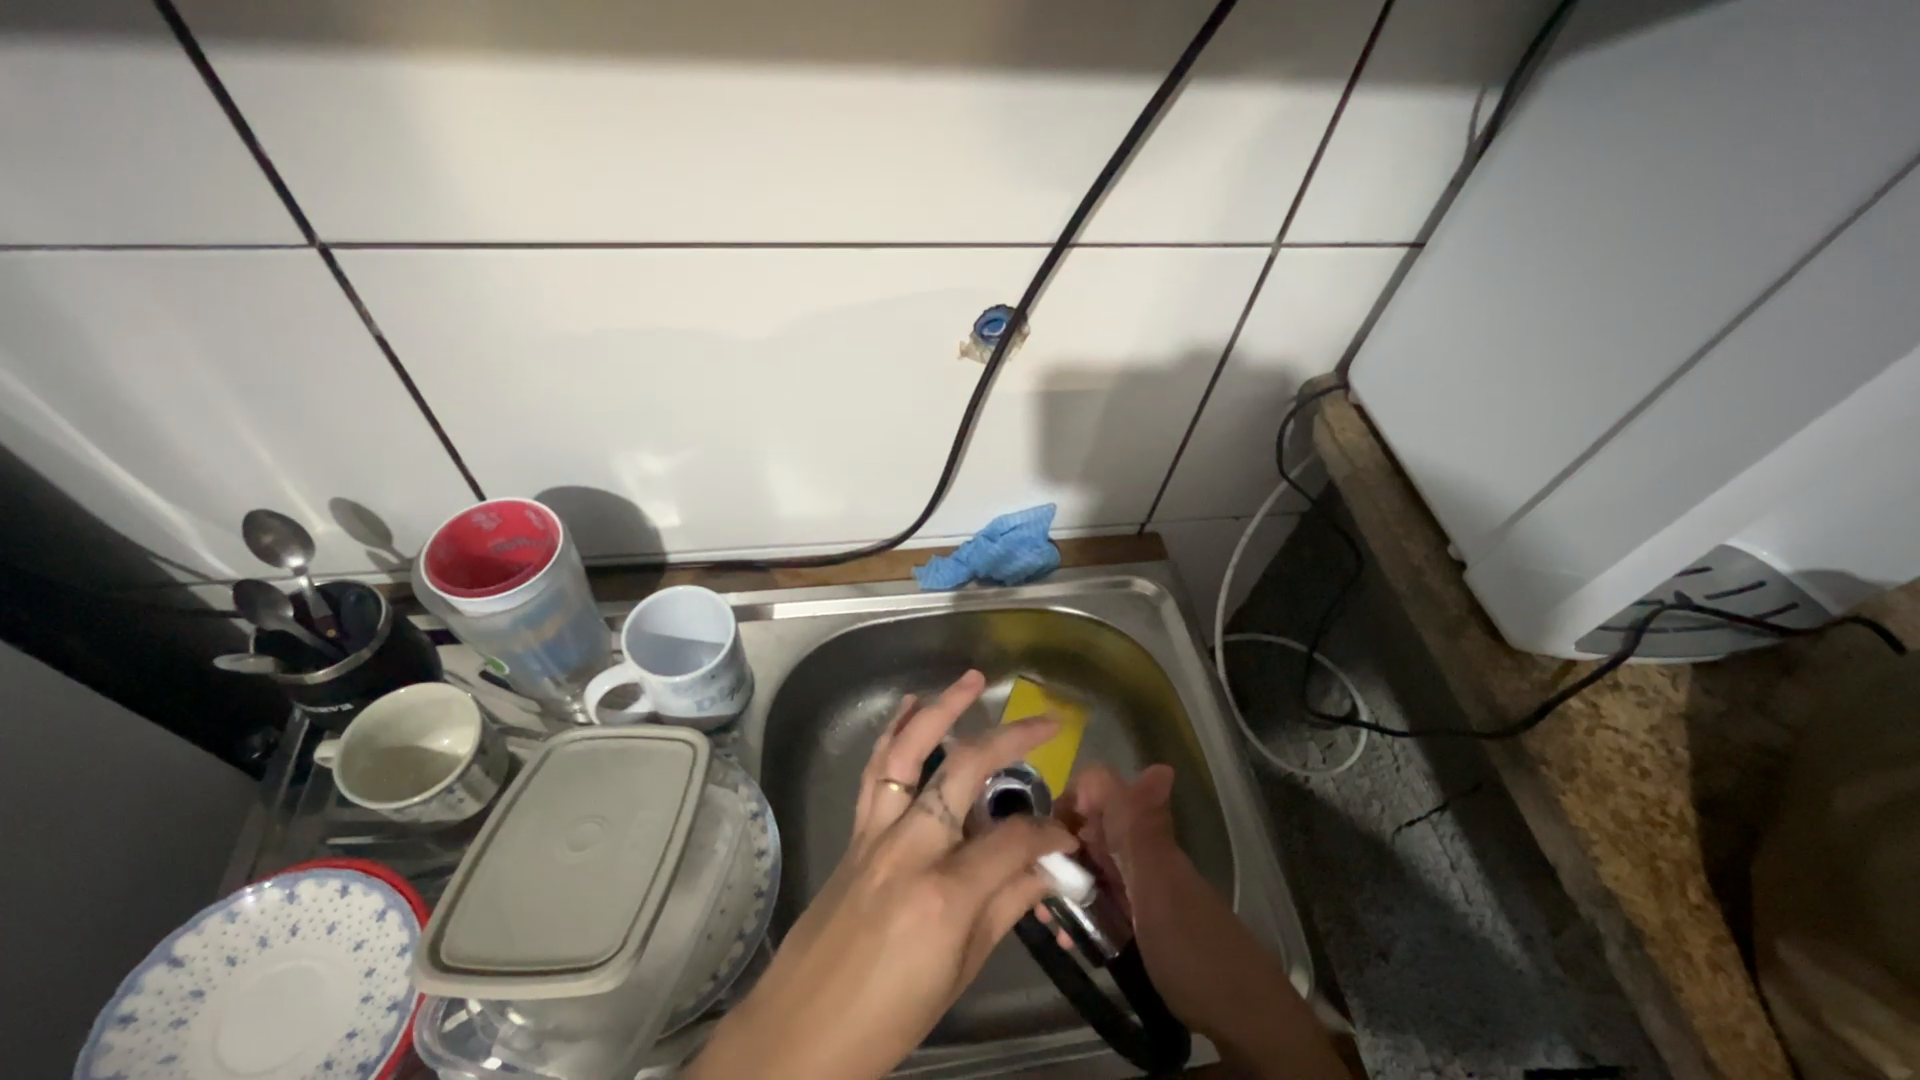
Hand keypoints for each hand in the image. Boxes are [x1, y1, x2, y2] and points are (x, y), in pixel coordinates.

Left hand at [686, 671, 1075, 1079]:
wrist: (799, 1033)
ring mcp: (873, 837)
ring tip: (970, 681)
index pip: (1014, 839)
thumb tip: (1051, 868)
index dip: (1051, 833)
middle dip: (1011, 739)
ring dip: (940, 710)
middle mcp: (907, 850)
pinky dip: (891, 735)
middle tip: (1046, 724)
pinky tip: (907, 710)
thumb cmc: (887, 1017)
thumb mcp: (960, 971)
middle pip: (963, 773)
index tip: (1071, 835)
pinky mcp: (852, 838)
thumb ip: (1007, 907)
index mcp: (944, 895)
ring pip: (906, 755)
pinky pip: (874, 774)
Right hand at [1051, 764, 1348, 1079]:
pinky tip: (1064, 933)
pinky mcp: (1138, 923)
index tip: (1041, 839)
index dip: (1068, 802)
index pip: (1099, 790)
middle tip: (1031, 880)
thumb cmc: (1195, 951)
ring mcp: (1140, 889)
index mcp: (1145, 838)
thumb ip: (1145, 832)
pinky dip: (1077, 911)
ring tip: (1042, 912)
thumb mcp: (1161, 890)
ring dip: (1062, 880)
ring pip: (1090, 865)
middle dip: (1056, 845)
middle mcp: (1141, 855)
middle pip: (1089, 826)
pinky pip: (1098, 902)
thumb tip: (1158, 764)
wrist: (1241, 1019)